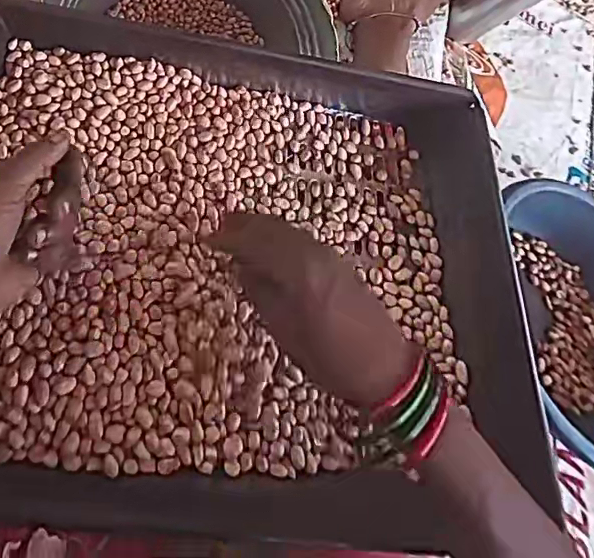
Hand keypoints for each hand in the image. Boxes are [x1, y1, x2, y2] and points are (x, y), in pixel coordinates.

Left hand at [0, 141, 83, 397]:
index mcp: (16, 178)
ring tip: (33, 243)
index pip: (56, 160)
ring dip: (55, 232)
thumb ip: (37, 158)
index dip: (67, 162)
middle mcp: (29, 201)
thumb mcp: (6, 185)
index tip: (72, 164)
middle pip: (69, 190)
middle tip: (52, 212)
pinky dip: (56, 255)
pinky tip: (38, 258)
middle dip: (65, 200)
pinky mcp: (43, 260)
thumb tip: (65, 134)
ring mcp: (37, 231)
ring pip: (70, 221)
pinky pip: (67, 251)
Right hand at [207, 212, 416, 409]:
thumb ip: (260, 293)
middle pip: (269, 227)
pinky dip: (277, 234)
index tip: (207, 241)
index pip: (254, 242)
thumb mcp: (285, 331)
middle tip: (217, 231)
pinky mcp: (335, 259)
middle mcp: (312, 253)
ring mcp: (326, 253)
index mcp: (297, 271)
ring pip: (284, 228)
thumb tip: (240, 267)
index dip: (228, 239)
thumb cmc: (331, 359)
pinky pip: (297, 236)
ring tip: (236, 233)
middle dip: (241, 225)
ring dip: (258, 226)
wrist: (386, 367)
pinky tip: (268, 245)